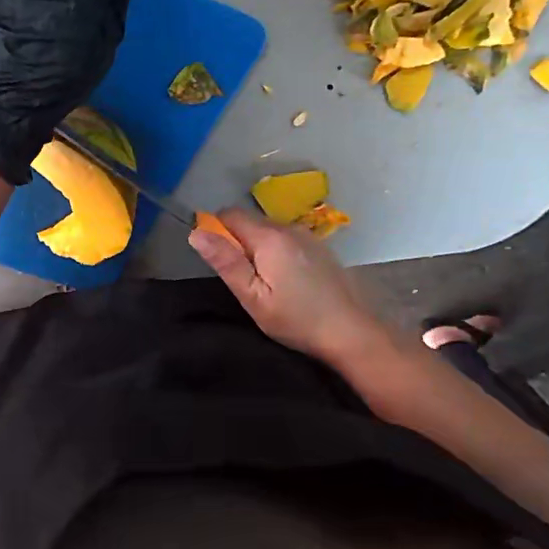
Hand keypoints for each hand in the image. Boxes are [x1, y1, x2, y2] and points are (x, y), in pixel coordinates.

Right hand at [189, 210, 403, 373]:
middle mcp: (288, 228)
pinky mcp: (319, 248)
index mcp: (269, 237)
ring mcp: (307, 236)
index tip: (221, 261)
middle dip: (237, 242)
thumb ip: (225, 261)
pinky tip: (287, 281)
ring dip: (257, 248)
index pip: (229, 214)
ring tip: (266, 284)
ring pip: (267, 231)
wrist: (353, 334)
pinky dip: (276, 253)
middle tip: (244, 280)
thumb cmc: (297, 319)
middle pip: (249, 221)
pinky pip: (285, 240)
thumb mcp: (252, 297)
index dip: (216, 231)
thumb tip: (196, 232)